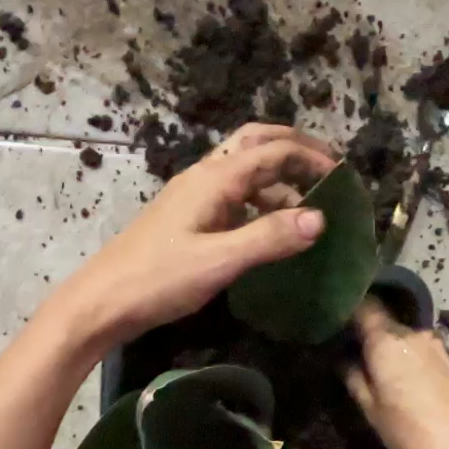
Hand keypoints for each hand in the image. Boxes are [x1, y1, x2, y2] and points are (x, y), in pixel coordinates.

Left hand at [43, 124, 337, 348]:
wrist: (102, 302)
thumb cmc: (158, 279)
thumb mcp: (218, 261)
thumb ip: (268, 239)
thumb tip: (319, 219)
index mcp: (214, 179)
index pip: (273, 150)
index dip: (312, 158)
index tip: (345, 177)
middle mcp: (204, 179)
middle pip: (255, 146)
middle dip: (294, 152)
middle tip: (329, 172)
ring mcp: (193, 201)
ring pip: (244, 177)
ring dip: (278, 184)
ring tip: (308, 212)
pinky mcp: (187, 223)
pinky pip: (231, 202)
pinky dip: (258, 208)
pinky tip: (270, 234)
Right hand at [342, 298, 448, 448]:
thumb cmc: (410, 431)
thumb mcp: (371, 410)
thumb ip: (354, 379)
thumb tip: (344, 360)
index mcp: (386, 341)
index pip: (364, 307)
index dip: (348, 311)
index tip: (335, 326)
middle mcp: (412, 333)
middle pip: (385, 322)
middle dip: (368, 335)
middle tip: (354, 356)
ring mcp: (435, 343)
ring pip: (403, 337)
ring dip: (390, 348)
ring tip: (380, 372)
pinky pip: (419, 349)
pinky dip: (408, 357)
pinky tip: (406, 380)